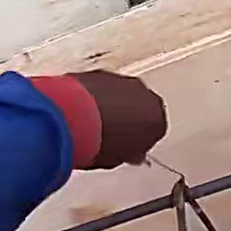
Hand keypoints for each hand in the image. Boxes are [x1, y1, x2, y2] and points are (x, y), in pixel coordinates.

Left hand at [29, 71, 167, 169]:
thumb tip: (125, 152)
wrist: (73, 118)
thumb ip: (127, 152)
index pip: (153, 130)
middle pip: (138, 107)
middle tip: (110, 134)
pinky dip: (95, 95)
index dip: (138, 141)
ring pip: (121, 94)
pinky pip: (101, 86)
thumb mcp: (118, 158)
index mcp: (156, 117)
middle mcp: (143, 94)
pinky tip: (82, 111)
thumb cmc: (99, 138)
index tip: (126, 147)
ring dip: (110, 105)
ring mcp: (121, 80)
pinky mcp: (99, 72)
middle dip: (126, 118)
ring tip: (92, 123)